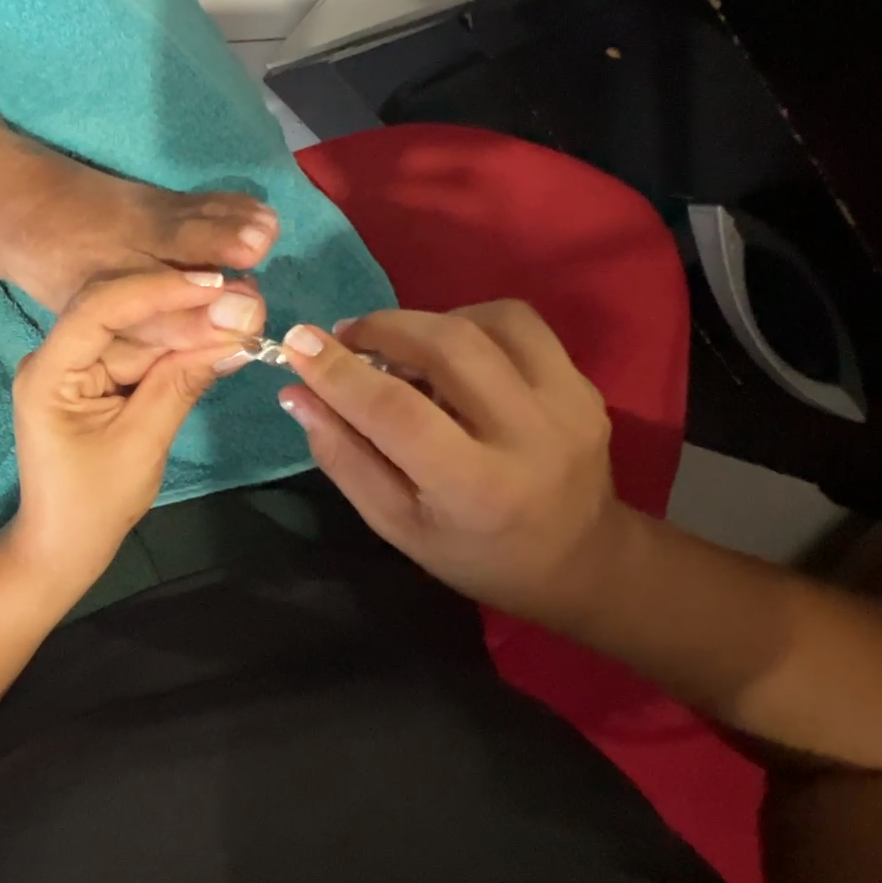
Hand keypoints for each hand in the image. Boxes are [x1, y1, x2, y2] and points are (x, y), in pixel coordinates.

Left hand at [7, 271, 256, 583]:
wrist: (64, 544)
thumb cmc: (94, 503)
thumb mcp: (142, 443)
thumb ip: (182, 382)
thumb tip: (236, 335)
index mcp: (47, 371)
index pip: (99, 309)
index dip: (157, 290)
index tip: (214, 284)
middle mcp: (56, 356)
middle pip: (121, 314)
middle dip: (183, 305)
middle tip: (246, 294)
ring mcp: (76, 365)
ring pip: (137, 330)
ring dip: (188, 322)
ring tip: (244, 308)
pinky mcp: (97, 377)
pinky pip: (140, 353)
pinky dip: (178, 346)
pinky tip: (219, 332)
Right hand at [274, 301, 627, 624]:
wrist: (580, 561)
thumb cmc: (472, 552)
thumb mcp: (394, 523)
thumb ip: (342, 456)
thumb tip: (297, 393)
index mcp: (476, 488)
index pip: (397, 412)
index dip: (339, 372)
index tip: (297, 342)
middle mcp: (530, 437)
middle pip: (447, 346)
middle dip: (381, 329)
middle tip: (344, 339)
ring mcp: (567, 404)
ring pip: (487, 321)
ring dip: (425, 322)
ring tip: (397, 346)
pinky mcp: (584, 383)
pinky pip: (519, 324)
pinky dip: (469, 322)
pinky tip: (450, 351)